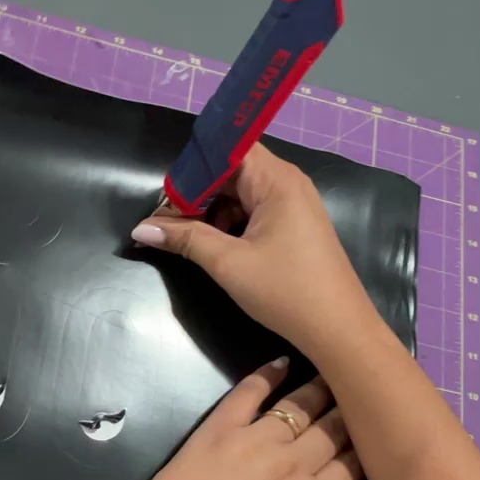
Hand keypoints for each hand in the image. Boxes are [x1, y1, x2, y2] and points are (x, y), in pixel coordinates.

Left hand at [111, 356, 399, 479]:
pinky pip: (246, 393)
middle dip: (354, 410)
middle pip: (332, 428)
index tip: (388, 431)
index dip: (373, 447)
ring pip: (297, 405)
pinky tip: (283, 362)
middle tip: (370, 392)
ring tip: (339, 370)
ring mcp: (250, 442)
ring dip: (321, 387)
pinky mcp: (215, 430)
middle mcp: (288, 466)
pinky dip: (266, 374)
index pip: (354, 465)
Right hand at [132, 144, 381, 360]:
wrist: (339, 330)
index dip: (195, 166)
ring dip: (212, 213)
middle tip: (168, 222)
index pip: (228, 149)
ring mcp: (293, 205)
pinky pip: (254, 211)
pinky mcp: (294, 226)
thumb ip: (184, 239)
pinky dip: (230, 225)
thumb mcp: (228, 263)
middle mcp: (287, 183)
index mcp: (276, 180)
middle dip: (198, 194)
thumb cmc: (286, 291)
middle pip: (231, 171)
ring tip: (186, 239)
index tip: (168, 194)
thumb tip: (141, 229)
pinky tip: (214, 247)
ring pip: (240, 194)